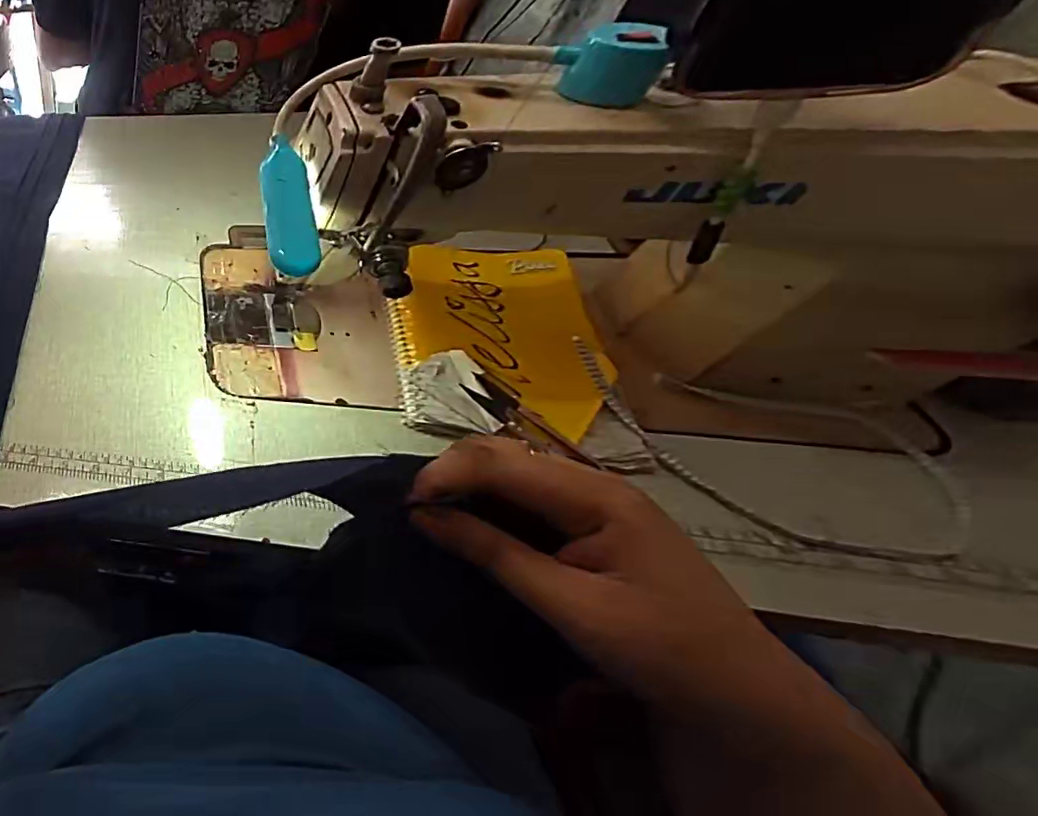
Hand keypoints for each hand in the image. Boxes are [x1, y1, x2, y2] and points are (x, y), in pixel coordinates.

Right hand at [414, 438, 944, 815]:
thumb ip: (493, 553)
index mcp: (595, 494)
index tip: (408, 506)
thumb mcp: (571, 605)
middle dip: (451, 473)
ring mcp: (595, 501)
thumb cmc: (662, 651)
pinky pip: (527, 495)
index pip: (497, 460)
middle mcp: (593, 483)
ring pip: (511, 469)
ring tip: (436, 513)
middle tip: (418, 510)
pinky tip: (474, 521)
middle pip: (502, 453)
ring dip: (468, 485)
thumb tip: (422, 514)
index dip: (445, 474)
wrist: (749, 703)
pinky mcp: (593, 522)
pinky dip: (490, 502)